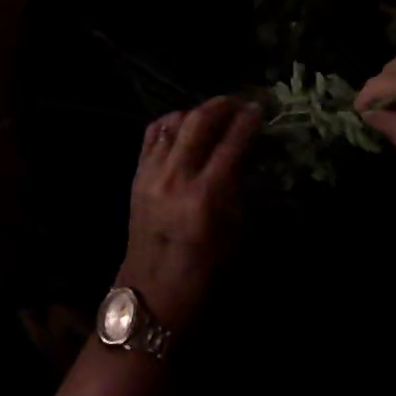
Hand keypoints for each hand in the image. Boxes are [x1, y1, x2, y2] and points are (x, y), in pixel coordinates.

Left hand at [117, 96, 259, 332]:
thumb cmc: (200, 272)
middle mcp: (174, 178)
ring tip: (216, 109)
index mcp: (203, 197)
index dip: (247, 122)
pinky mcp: (136, 175)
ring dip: (197, 110)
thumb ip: (235, 188)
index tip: (260, 108)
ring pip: (173, 123)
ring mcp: (151, 173)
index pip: (230, 145)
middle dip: (222, 105)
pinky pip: (152, 135)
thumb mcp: (231, 232)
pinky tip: (184, 122)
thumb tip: (243, 154)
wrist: (150, 295)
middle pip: (199, 122)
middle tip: (240, 100)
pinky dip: (170, 122)